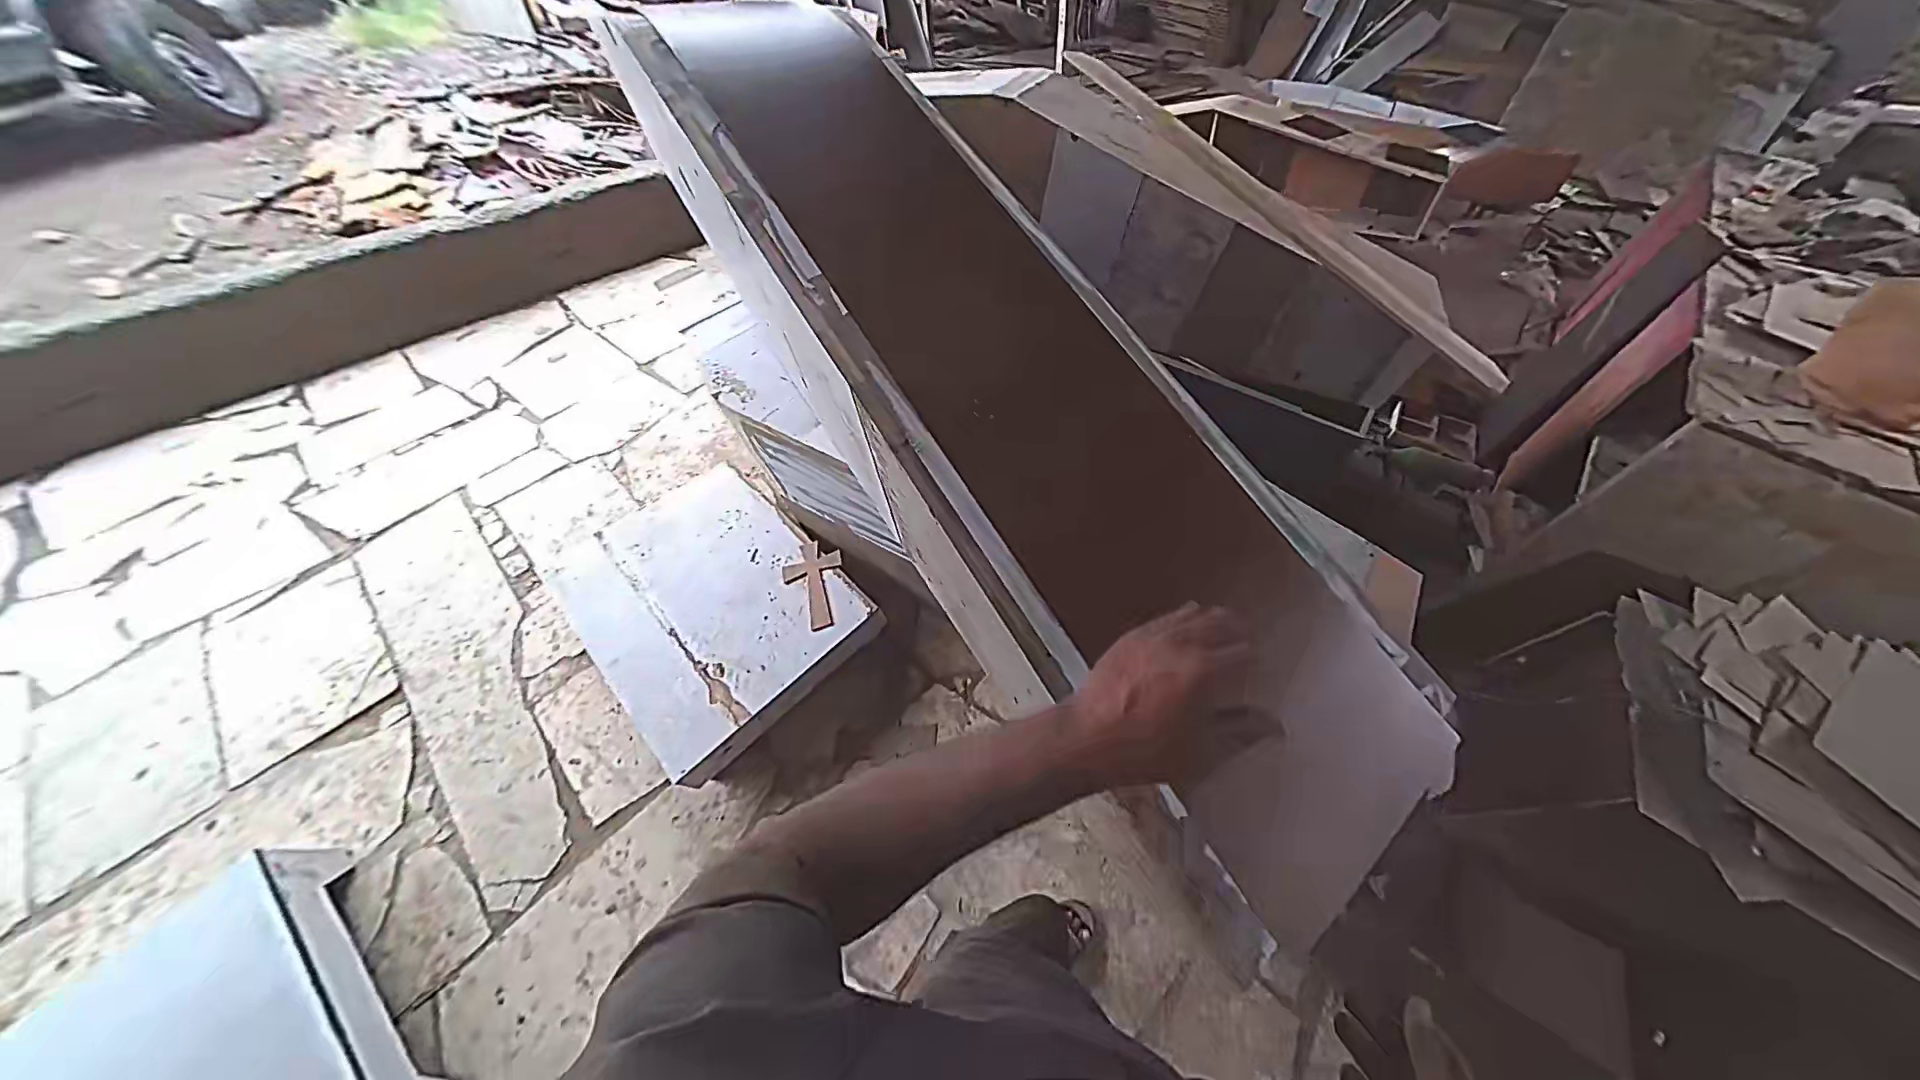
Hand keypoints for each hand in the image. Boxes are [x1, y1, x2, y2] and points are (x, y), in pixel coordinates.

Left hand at [1062, 602, 1272, 787]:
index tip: (1265, 673)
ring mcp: (1153, 636)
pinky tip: (1188, 626)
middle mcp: (1180, 644)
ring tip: (1225, 633)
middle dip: (1242, 634)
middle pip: (1224, 623)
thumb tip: (1274, 725)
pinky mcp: (1132, 636)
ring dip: (1215, 622)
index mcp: (1203, 670)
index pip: (1247, 654)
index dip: (1260, 663)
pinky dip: (1184, 620)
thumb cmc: (1145, 751)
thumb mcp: (1199, 750)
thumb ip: (1239, 731)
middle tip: (1250, 649)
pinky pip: (1167, 618)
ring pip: (1195, 615)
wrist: (1087, 738)